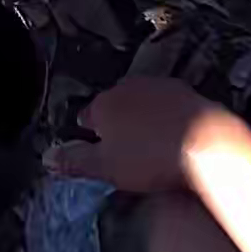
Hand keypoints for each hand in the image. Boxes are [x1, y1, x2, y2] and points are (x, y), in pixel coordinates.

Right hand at [43, 76, 230, 193]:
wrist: (202, 142)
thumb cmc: (152, 156)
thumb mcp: (106, 167)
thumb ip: (75, 160)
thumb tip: (48, 157)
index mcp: (102, 105)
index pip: (86, 116)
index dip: (88, 132)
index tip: (93, 144)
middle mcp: (124, 88)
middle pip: (112, 104)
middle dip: (115, 121)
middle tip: (122, 146)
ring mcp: (153, 85)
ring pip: (138, 99)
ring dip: (139, 114)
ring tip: (147, 141)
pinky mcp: (179, 89)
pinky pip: (164, 100)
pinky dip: (163, 112)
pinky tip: (171, 131)